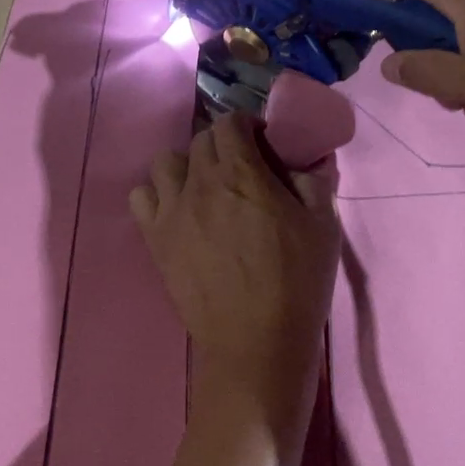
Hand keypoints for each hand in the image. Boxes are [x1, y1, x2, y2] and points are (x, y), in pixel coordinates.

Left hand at [130, 112, 341, 422]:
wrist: (254, 343)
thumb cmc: (296, 283)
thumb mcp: (323, 227)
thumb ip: (314, 182)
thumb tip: (308, 159)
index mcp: (242, 173)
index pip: (230, 122)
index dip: (247, 126)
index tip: (262, 144)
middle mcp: (200, 182)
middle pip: (200, 140)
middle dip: (222, 145)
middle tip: (241, 170)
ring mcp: (172, 210)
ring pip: (165, 162)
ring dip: (186, 167)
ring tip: (205, 189)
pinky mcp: (155, 237)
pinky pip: (140, 196)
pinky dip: (156, 196)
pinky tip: (177, 212)